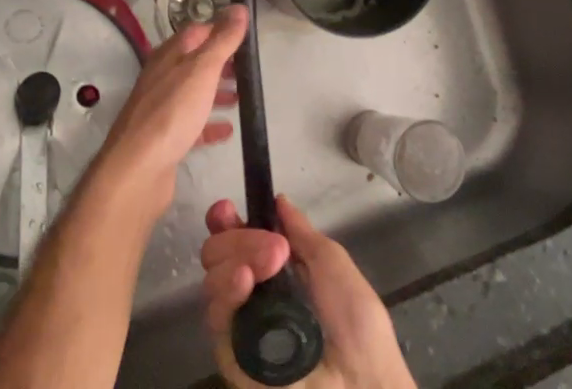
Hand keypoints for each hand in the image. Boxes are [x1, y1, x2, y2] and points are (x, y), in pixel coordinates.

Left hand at [95, 5, 247, 197]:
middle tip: (248, 70)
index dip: (220, 30)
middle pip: (194, 62)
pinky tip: (227, 131)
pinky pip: (192, 124)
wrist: (138, 168)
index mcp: (168, 56)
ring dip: (217, 92)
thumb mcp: (202, 70)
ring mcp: (162, 108)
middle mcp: (162, 77)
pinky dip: (209, 123)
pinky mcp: (165, 137)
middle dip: (221, 63)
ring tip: (242, 98)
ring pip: (193, 92)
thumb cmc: (171, 112)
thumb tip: (238, 7)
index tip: (246, 37)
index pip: (196, 32)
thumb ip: (222, 40)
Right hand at [201, 195, 416, 388]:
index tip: (227, 209)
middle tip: (273, 250)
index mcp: (273, 270)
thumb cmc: (355, 322)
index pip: (234, 239)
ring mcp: (239, 325)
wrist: (360, 380)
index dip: (226, 222)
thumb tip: (279, 200)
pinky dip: (226, 295)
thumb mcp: (332, 264)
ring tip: (262, 267)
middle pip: (216, 254)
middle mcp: (250, 293)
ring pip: (211, 282)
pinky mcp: (233, 357)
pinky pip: (216, 321)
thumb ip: (301, 233)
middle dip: (239, 239)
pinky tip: (243, 284)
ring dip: (234, 261)